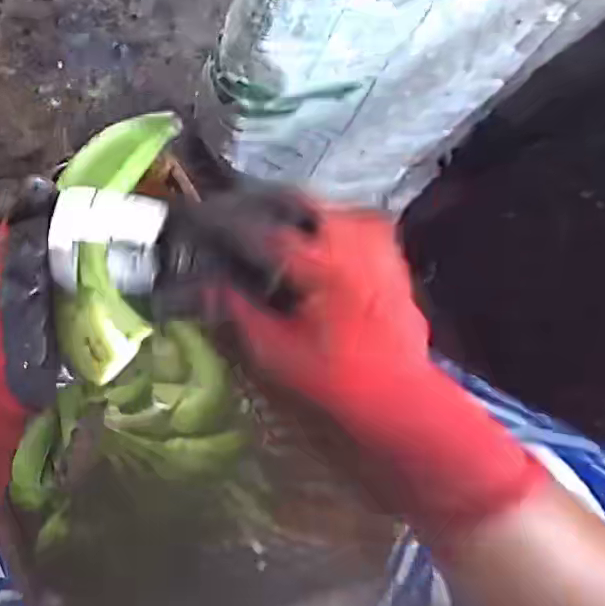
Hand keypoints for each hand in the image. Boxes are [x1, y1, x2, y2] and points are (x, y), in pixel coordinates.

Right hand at [193, 190, 543, 538]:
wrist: (404, 403)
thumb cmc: (336, 381)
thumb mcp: (274, 351)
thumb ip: (237, 310)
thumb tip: (205, 285)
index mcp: (322, 266)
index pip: (263, 230)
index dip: (226, 222)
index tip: (199, 219)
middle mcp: (354, 248)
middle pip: (303, 202)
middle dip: (265, 203)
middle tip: (236, 212)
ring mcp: (379, 253)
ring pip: (334, 208)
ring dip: (300, 210)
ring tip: (273, 221)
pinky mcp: (393, 265)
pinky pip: (360, 225)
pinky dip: (332, 224)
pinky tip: (315, 240)